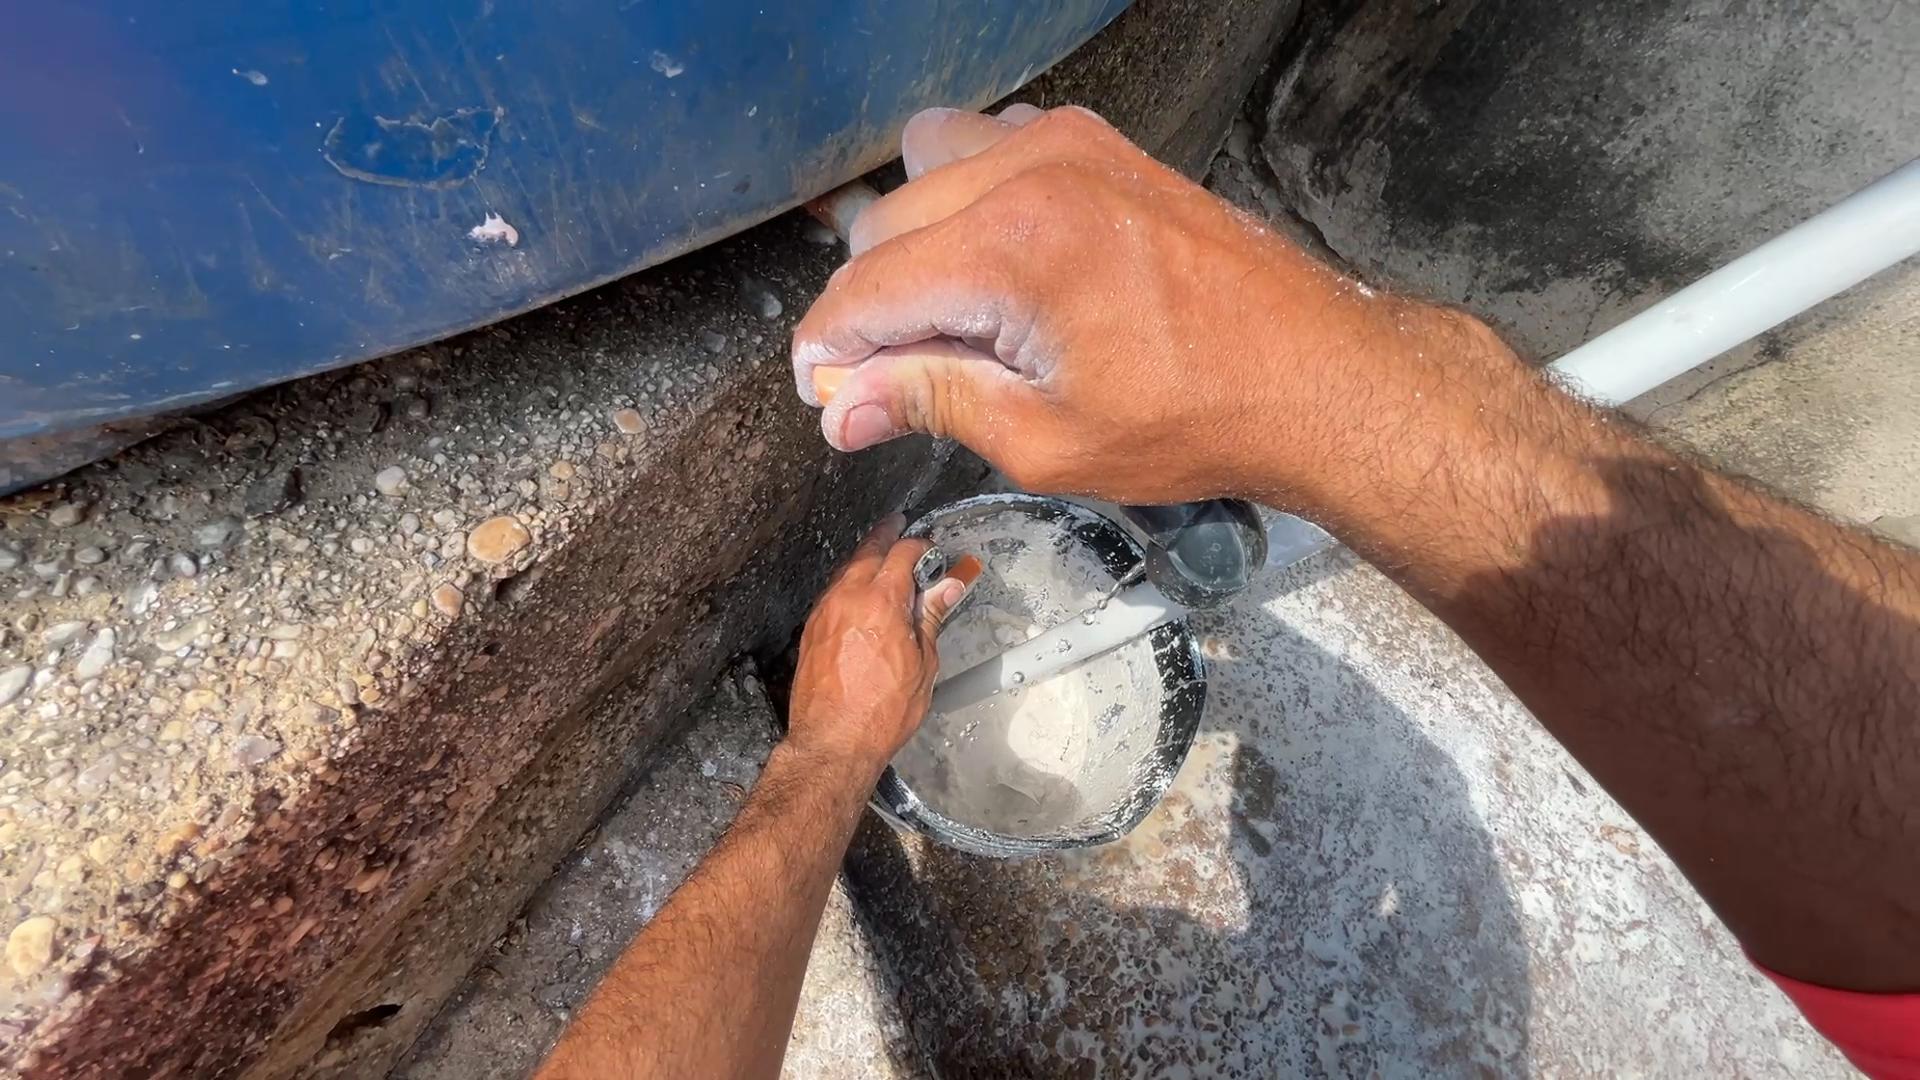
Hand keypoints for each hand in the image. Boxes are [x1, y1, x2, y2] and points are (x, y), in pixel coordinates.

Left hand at [786, 514, 979, 779]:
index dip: (920, 545)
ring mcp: (825, 612)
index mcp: (881, 602)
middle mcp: (848, 598)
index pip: (902, 554)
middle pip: (869, 550)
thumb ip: (930, 618)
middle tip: (900, 524)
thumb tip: (946, 589)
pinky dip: (850, 580)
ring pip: (847, 569)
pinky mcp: (812, 629)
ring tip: (882, 552)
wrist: (833, 741)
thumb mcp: (922, 664)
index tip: (931, 548)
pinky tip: (861, 589)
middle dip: (887, 534)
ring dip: (866, 556)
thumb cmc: (880, 712)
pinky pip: (833, 591)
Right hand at [792, 105, 1463, 505]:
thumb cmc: (1193, 420)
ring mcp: (1067, 146)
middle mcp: (1029, 171)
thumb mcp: (1044, 440)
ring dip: (910, 249)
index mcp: (1011, 248)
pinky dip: (963, 204)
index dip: (828, 350)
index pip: (865, 290)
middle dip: (865, 311)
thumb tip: (844, 406)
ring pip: (923, 174)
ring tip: (945, 324)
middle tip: (888, 381)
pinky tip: (991, 267)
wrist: (1312, 377)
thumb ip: (930, 403)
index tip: (824, 394)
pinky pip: (987, 150)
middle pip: (882, 227)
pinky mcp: (1097, 148)